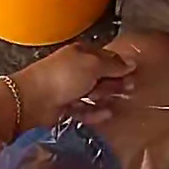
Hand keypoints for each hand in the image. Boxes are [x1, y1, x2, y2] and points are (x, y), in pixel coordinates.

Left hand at [10, 43, 137, 128]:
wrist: (33, 100)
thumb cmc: (64, 76)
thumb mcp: (93, 65)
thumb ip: (113, 65)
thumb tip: (131, 63)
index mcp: (81, 53)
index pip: (105, 56)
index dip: (120, 63)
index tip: (135, 71)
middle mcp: (76, 69)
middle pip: (101, 74)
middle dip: (115, 80)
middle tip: (131, 88)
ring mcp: (69, 89)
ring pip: (93, 92)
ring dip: (107, 96)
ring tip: (121, 101)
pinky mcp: (65, 108)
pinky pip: (84, 109)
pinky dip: (95, 112)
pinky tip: (107, 114)